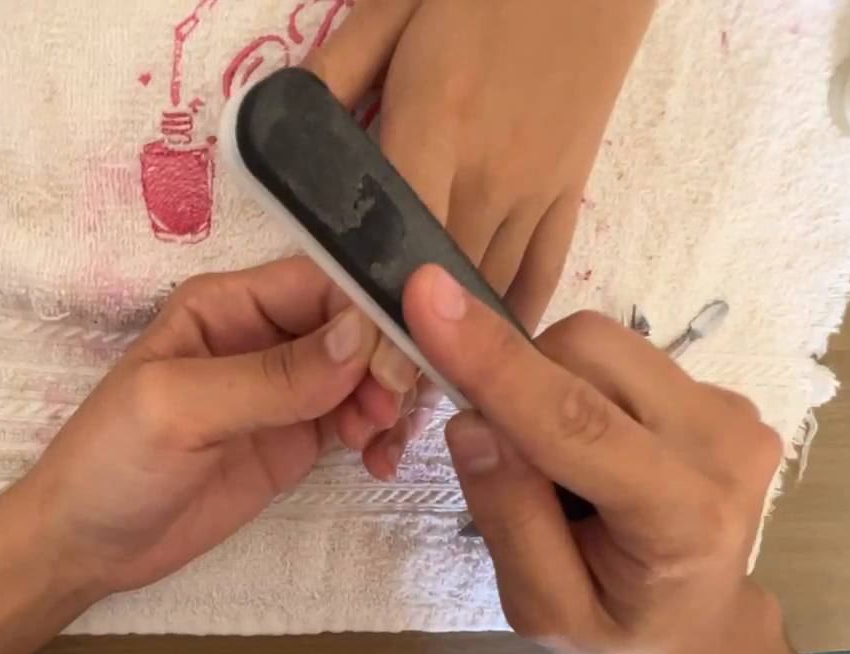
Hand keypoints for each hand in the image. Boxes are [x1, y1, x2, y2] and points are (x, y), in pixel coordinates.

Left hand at [4, 258, 377, 598]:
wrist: (89, 545)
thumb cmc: (112, 463)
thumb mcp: (179, 409)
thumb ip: (269, 377)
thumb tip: (360, 338)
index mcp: (227, 307)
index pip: (320, 285)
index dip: (367, 314)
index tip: (395, 363)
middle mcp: (262, 339)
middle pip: (353, 328)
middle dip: (387, 361)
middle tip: (391, 412)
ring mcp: (282, 394)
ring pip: (363, 375)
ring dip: (389, 401)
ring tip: (381, 443)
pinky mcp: (293, 442)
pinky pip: (353, 422)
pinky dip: (378, 435)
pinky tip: (378, 462)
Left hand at [307, 0, 654, 474]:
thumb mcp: (390, 12)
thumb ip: (332, 81)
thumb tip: (279, 130)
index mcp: (432, 128)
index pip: (396, 247)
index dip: (380, 317)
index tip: (365, 377)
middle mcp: (486, 174)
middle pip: (443, 289)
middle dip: (415, 357)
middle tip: (387, 418)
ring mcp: (537, 189)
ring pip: (491, 294)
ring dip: (465, 356)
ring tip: (431, 410)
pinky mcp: (570, 193)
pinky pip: (540, 273)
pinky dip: (514, 322)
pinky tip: (497, 363)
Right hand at [405, 265, 786, 653]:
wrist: (704, 628)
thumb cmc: (617, 631)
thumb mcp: (539, 606)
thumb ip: (506, 516)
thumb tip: (470, 421)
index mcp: (679, 518)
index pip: (574, 424)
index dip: (496, 362)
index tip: (428, 299)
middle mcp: (722, 444)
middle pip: (586, 353)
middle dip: (518, 382)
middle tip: (506, 456)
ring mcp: (732, 411)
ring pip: (601, 343)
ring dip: (545, 386)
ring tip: (554, 464)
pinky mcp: (722, 394)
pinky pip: (619, 358)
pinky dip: (576, 391)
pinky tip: (588, 451)